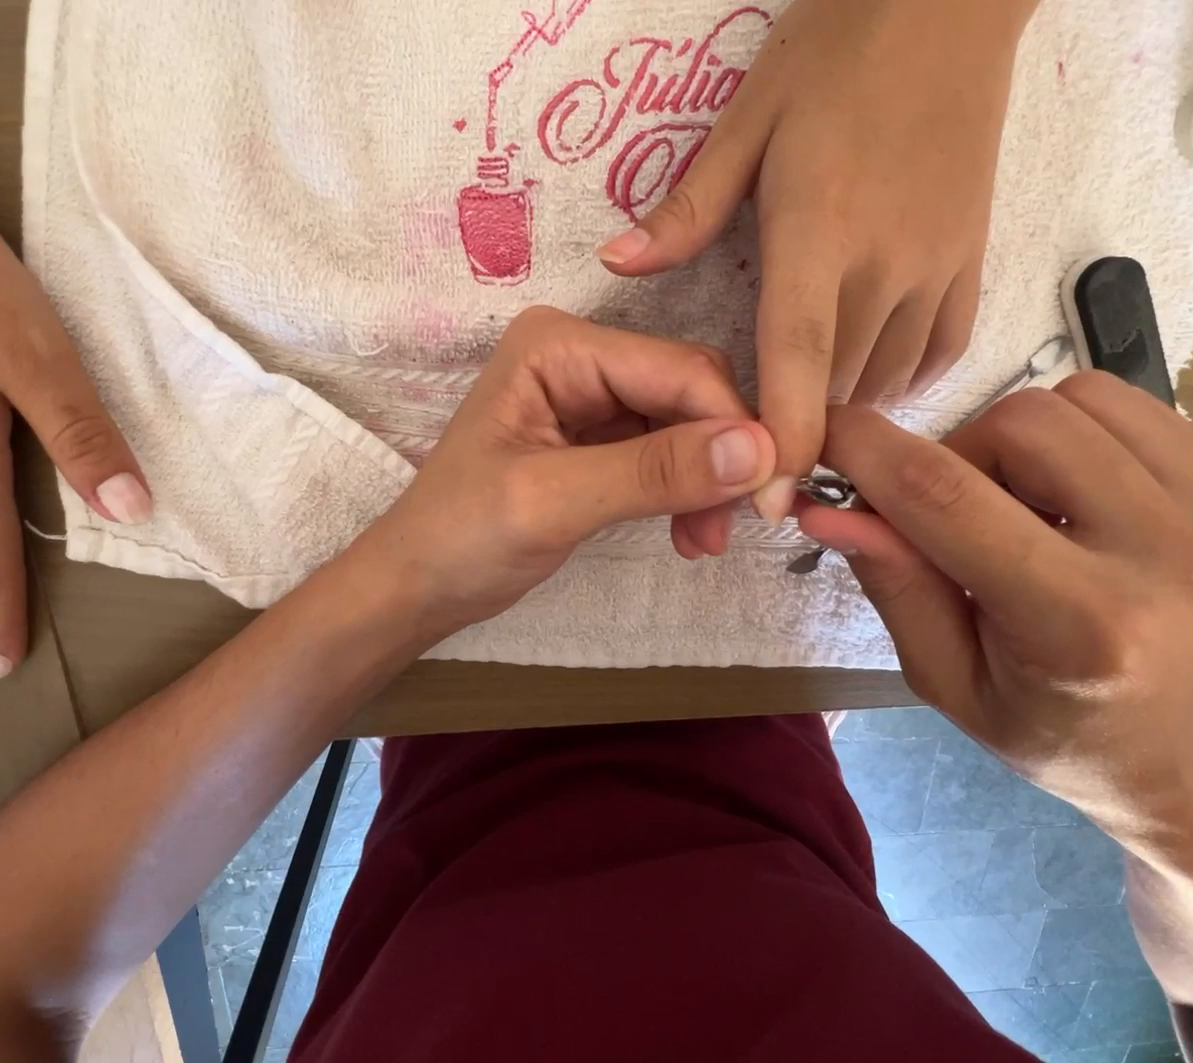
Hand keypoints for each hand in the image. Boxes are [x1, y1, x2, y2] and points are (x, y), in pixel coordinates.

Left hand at [346, 307, 775, 637]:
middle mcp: (582, 357)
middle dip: (722, 458)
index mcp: (560, 347)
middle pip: (690, 393)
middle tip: (737, 527)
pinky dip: (686, 493)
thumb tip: (759, 451)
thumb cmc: (462, 538)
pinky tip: (688, 534)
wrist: (419, 587)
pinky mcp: (600, 440)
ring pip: (687, 427)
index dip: (735, 427)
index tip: (773, 495)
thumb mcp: (553, 502)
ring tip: (705, 543)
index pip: (679, 371)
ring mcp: (592, 398)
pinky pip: (668, 454)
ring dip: (708, 483)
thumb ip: (652, 473)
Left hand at [597, 0, 1037, 522]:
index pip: (795, 363)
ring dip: (842, 410)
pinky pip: (937, 353)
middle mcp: (881, 266)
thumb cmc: (833, 56)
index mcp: (814, 237)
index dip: (782, 442)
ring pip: (885, 381)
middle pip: (837, 389)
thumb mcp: (744, 122)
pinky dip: (898, 380)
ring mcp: (937, 268)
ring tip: (806, 422)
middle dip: (799, 437)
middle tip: (758, 467)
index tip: (765, 505)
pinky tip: (866, 379)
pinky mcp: (974, 261)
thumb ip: (685, 211)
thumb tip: (617, 265)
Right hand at [797, 373, 1192, 851]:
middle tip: (953, 513)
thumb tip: (826, 508)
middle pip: (1022, 424)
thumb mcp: (946, 680)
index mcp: (1081, 626)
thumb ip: (894, 584)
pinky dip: (1078, 438)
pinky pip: (1133, 409)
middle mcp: (1172, 558)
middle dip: (959, 454)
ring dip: (1019, 441)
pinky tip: (1077, 499)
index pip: (949, 501)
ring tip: (1021, 508)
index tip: (826, 429)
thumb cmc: (1052, 736)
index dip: (872, 451)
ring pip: (1079, 399)